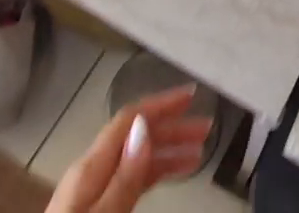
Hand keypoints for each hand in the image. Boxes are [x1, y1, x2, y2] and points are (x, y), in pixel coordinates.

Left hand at [45, 85, 214, 212]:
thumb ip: (124, 176)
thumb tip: (143, 126)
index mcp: (91, 166)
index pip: (129, 120)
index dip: (161, 103)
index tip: (192, 96)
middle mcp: (92, 170)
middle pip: (135, 136)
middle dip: (172, 126)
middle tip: (207, 128)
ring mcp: (93, 188)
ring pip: (136, 157)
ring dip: (168, 149)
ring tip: (199, 152)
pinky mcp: (96, 205)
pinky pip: (131, 177)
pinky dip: (154, 170)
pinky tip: (171, 174)